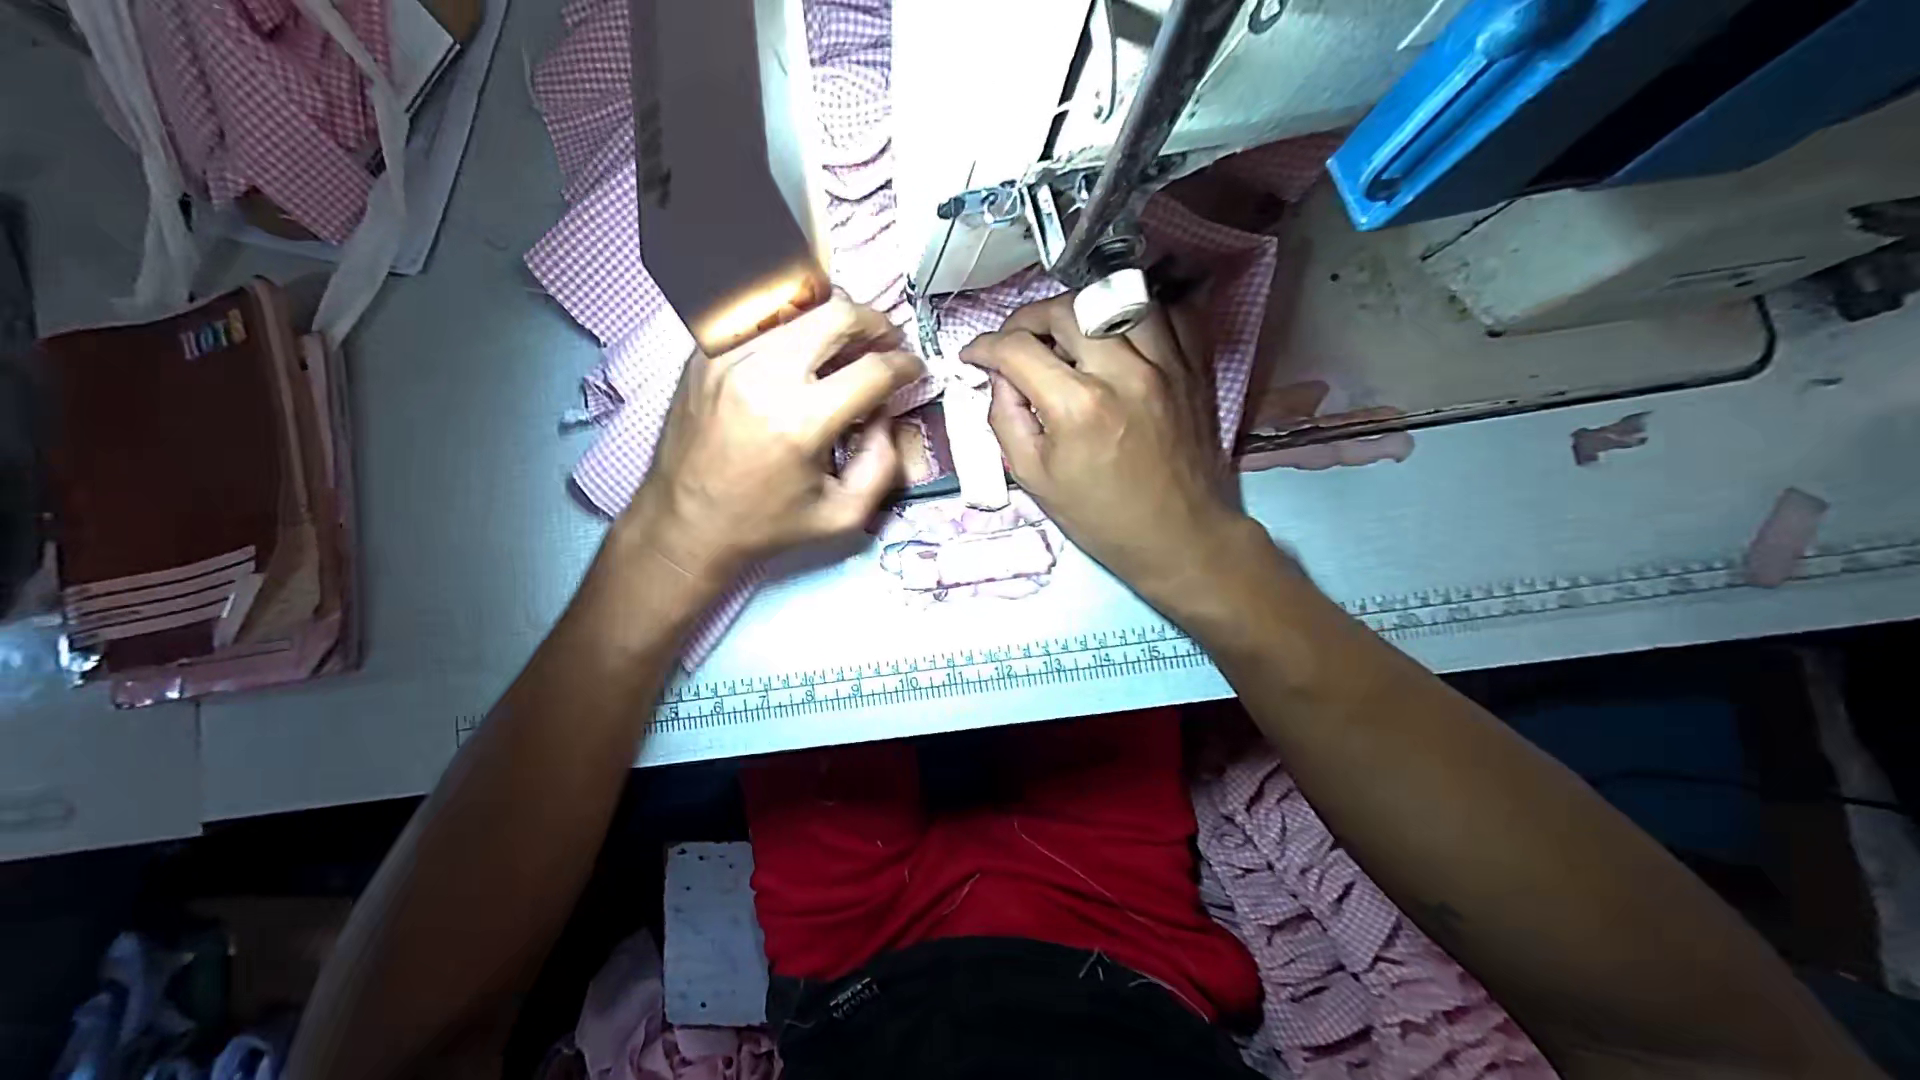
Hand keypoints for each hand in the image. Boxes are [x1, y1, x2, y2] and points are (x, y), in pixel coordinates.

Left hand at [616, 297, 923, 589]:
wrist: (685, 524)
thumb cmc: (768, 525)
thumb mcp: (844, 515)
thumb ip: (883, 463)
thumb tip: (886, 411)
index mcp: (800, 423)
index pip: (872, 370)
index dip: (906, 366)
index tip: (914, 370)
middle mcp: (762, 376)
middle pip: (838, 313)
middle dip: (876, 323)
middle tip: (887, 343)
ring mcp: (727, 357)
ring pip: (798, 304)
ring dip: (834, 318)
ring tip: (846, 344)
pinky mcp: (704, 353)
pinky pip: (759, 316)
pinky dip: (791, 322)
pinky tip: (802, 348)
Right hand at [960, 293, 1266, 606]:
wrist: (1178, 538)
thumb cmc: (1102, 517)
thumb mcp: (1034, 478)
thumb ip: (1006, 418)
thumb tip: (1000, 376)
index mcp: (1078, 407)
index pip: (1017, 348)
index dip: (985, 346)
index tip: (976, 355)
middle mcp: (1124, 372)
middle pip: (1064, 310)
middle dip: (1027, 320)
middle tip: (1016, 343)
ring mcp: (1166, 365)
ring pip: (1116, 299)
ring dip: (1080, 311)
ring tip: (1066, 335)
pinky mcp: (1193, 369)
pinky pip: (1168, 314)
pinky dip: (1135, 315)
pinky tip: (1118, 335)